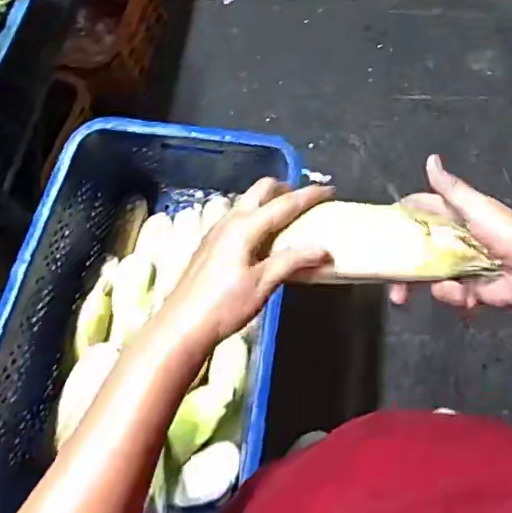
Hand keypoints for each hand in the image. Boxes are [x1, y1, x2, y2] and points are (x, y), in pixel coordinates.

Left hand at [154, 179, 333, 347]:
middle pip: (261, 190)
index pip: (283, 204)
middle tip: (305, 199)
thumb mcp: (263, 285)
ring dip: (269, 201)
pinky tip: (264, 238)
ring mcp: (218, 229)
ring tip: (288, 217)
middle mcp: (230, 220)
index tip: (328, 189)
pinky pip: (239, 216)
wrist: (183, 323)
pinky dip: (257, 215)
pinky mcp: (212, 242)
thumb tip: (322, 249)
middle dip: (284, 189)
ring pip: (248, 201)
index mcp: (245, 226)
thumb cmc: (224, 305)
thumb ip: (291, 262)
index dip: (308, 196)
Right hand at [389, 155, 511, 311]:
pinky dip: (452, 296)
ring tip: (426, 292)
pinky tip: (462, 294)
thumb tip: (431, 160)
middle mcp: (448, 239)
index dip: (396, 219)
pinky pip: (448, 292)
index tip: (378, 230)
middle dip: (398, 264)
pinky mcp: (467, 288)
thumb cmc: (510, 233)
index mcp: (448, 215)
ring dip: (420, 285)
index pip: (415, 212)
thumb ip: (450, 188)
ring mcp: (456, 265)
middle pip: (413, 248)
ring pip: (425, 274)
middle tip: (389, 280)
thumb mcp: (477, 206)